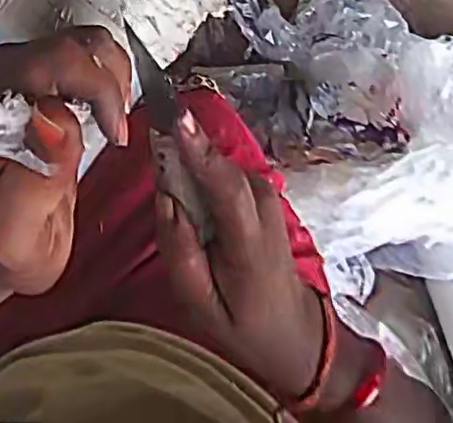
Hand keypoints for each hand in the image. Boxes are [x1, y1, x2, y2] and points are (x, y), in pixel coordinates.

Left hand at [0, 27, 131, 294]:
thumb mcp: (13, 226)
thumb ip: (33, 175)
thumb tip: (53, 115)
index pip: (47, 64)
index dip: (94, 90)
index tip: (113, 135)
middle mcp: (0, 75)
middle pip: (71, 45)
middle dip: (108, 82)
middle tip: (116, 130)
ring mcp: (22, 71)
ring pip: (84, 42)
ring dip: (113, 75)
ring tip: (112, 122)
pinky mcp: (44, 76)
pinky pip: (87, 54)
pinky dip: (111, 76)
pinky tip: (108, 113)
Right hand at [153, 107, 328, 404]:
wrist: (296, 332)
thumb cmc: (242, 321)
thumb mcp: (200, 303)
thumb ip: (178, 249)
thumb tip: (164, 196)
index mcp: (251, 244)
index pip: (226, 186)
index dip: (200, 150)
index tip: (176, 119)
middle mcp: (265, 209)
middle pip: (217, 166)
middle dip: (182, 155)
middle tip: (157, 164)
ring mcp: (267, 195)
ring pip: (217, 165)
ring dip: (190, 168)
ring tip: (181, 201)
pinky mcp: (261, 188)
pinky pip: (221, 168)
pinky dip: (201, 172)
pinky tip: (194, 197)